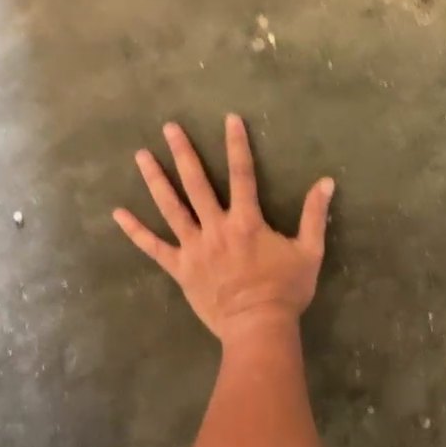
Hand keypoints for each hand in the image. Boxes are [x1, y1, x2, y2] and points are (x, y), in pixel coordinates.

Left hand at [113, 115, 334, 340]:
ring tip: (141, 156)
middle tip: (169, 128)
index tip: (229, 119)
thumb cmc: (285, 289)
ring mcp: (194, 248)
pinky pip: (153, 247)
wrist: (258, 327)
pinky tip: (119, 214)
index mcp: (247, 221)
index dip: (237, 145)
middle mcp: (216, 227)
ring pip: (170, 208)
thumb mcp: (309, 251)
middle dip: (184, 153)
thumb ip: (314, 215)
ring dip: (156, 180)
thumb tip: (327, 182)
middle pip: (196, 183)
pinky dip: (136, 231)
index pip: (242, 174)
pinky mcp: (180, 269)